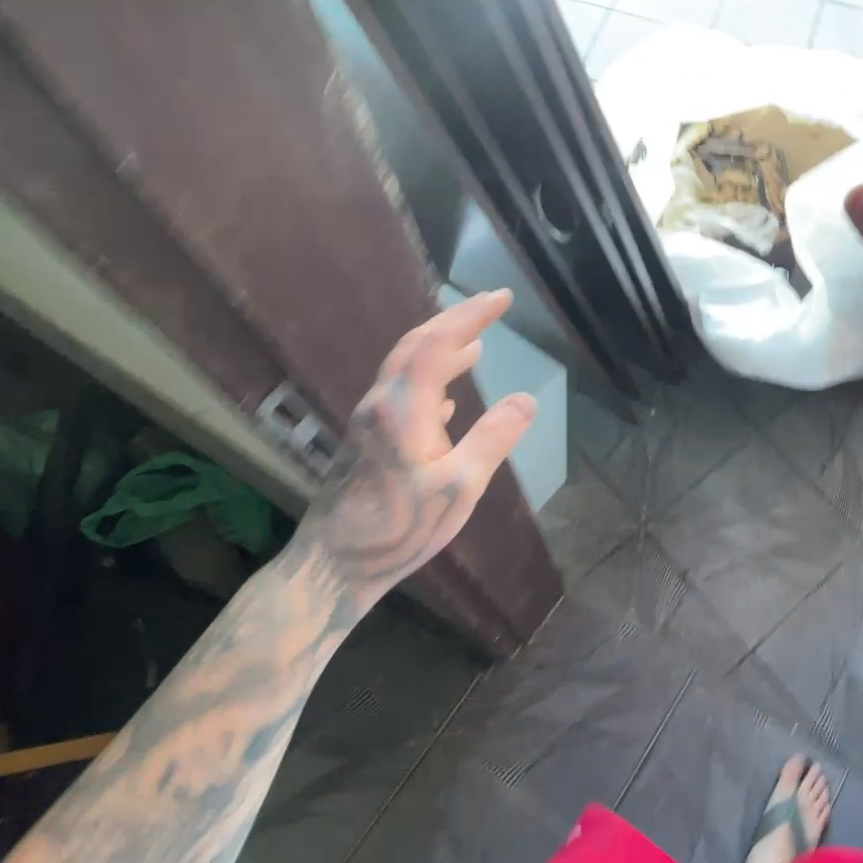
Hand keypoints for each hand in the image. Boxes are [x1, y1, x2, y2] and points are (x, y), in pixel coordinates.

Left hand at [293, 290, 535, 607]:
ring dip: (441, 348)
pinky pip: (402, 393)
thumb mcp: (460, 487)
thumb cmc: (401, 528)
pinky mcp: (368, 441)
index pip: (437, 344)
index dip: (471, 316)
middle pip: (415, 346)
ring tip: (474, 343)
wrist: (334, 564)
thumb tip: (527, 400)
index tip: (502, 298)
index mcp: (403, 409)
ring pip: (406, 368)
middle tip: (490, 307)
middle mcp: (381, 405)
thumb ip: (492, 439)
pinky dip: (430, 380)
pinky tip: (447, 397)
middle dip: (454, 321)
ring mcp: (370, 422)